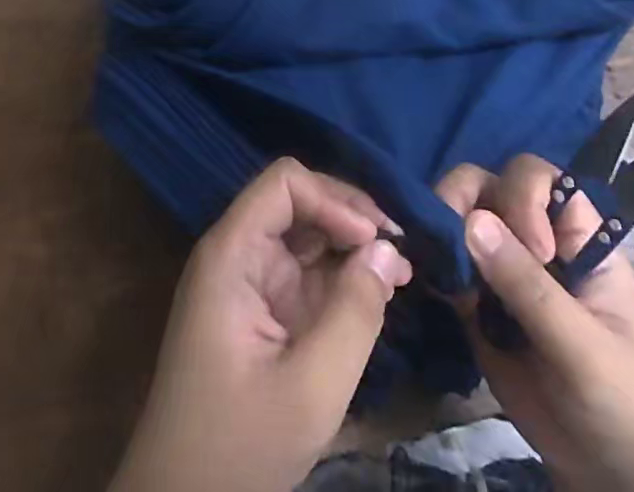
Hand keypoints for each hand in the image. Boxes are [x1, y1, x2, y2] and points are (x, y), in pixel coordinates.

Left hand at [110, 159, 413, 491]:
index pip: (285, 183)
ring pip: (310, 235)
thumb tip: (389, 249)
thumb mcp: (310, 387)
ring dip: (355, 246)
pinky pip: (310, 272)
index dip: (333, 199)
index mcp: (232, 256)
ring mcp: (252, 282)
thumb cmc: (238, 448)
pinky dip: (346, 276)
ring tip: (401, 273)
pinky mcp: (266, 310)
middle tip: (401, 252)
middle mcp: (239, 255)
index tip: (373, 240)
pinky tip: (379, 293)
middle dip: (353, 219)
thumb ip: (355, 312)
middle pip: (300, 202)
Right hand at [436, 158, 633, 491]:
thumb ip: (528, 286)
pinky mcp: (476, 303)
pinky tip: (426, 282)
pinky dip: (432, 266)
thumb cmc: (622, 402)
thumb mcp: (584, 347)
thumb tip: (470, 221)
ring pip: (462, 219)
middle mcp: (536, 240)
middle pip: (490, 186)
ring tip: (437, 265)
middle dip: (463, 196)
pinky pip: (447, 267)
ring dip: (441, 226)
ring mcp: (503, 270)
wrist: (608, 475)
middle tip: (451, 237)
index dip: (525, 196)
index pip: (542, 180)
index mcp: (579, 238)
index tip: (535, 251)